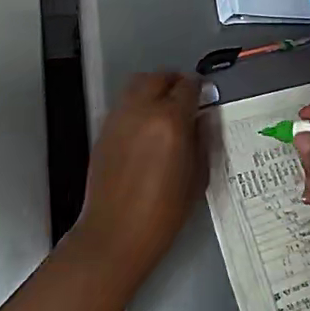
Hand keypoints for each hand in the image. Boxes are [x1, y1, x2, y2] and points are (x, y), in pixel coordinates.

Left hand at [71, 73, 203, 278]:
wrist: (115, 233)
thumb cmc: (163, 212)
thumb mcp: (197, 177)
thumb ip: (203, 140)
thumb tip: (203, 118)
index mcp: (171, 121)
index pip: (188, 86)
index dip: (199, 88)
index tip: (204, 96)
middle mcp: (142, 110)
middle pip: (159, 77)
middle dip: (175, 82)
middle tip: (186, 97)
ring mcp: (119, 117)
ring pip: (138, 84)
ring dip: (154, 88)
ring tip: (164, 107)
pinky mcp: (104, 129)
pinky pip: (124, 103)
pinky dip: (137, 103)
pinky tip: (146, 125)